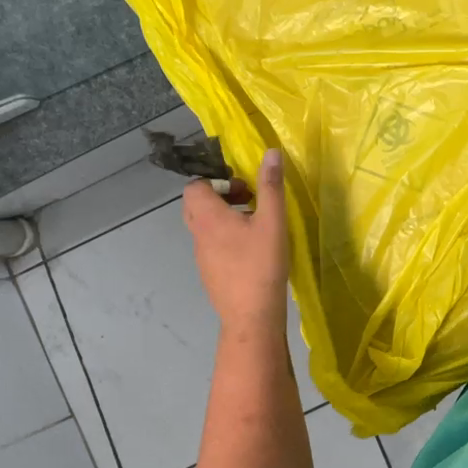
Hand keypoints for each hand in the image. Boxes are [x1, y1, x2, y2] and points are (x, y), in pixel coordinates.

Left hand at [183, 148, 289, 333]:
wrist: (251, 316)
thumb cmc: (261, 264)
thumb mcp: (272, 220)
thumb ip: (271, 185)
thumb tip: (271, 152)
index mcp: (208, 217)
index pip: (194, 187)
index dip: (217, 182)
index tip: (244, 190)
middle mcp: (198, 234)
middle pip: (196, 205)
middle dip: (220, 197)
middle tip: (249, 202)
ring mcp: (201, 257)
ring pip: (205, 226)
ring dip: (225, 218)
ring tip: (255, 226)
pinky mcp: (210, 273)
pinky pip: (212, 245)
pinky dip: (227, 239)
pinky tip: (253, 252)